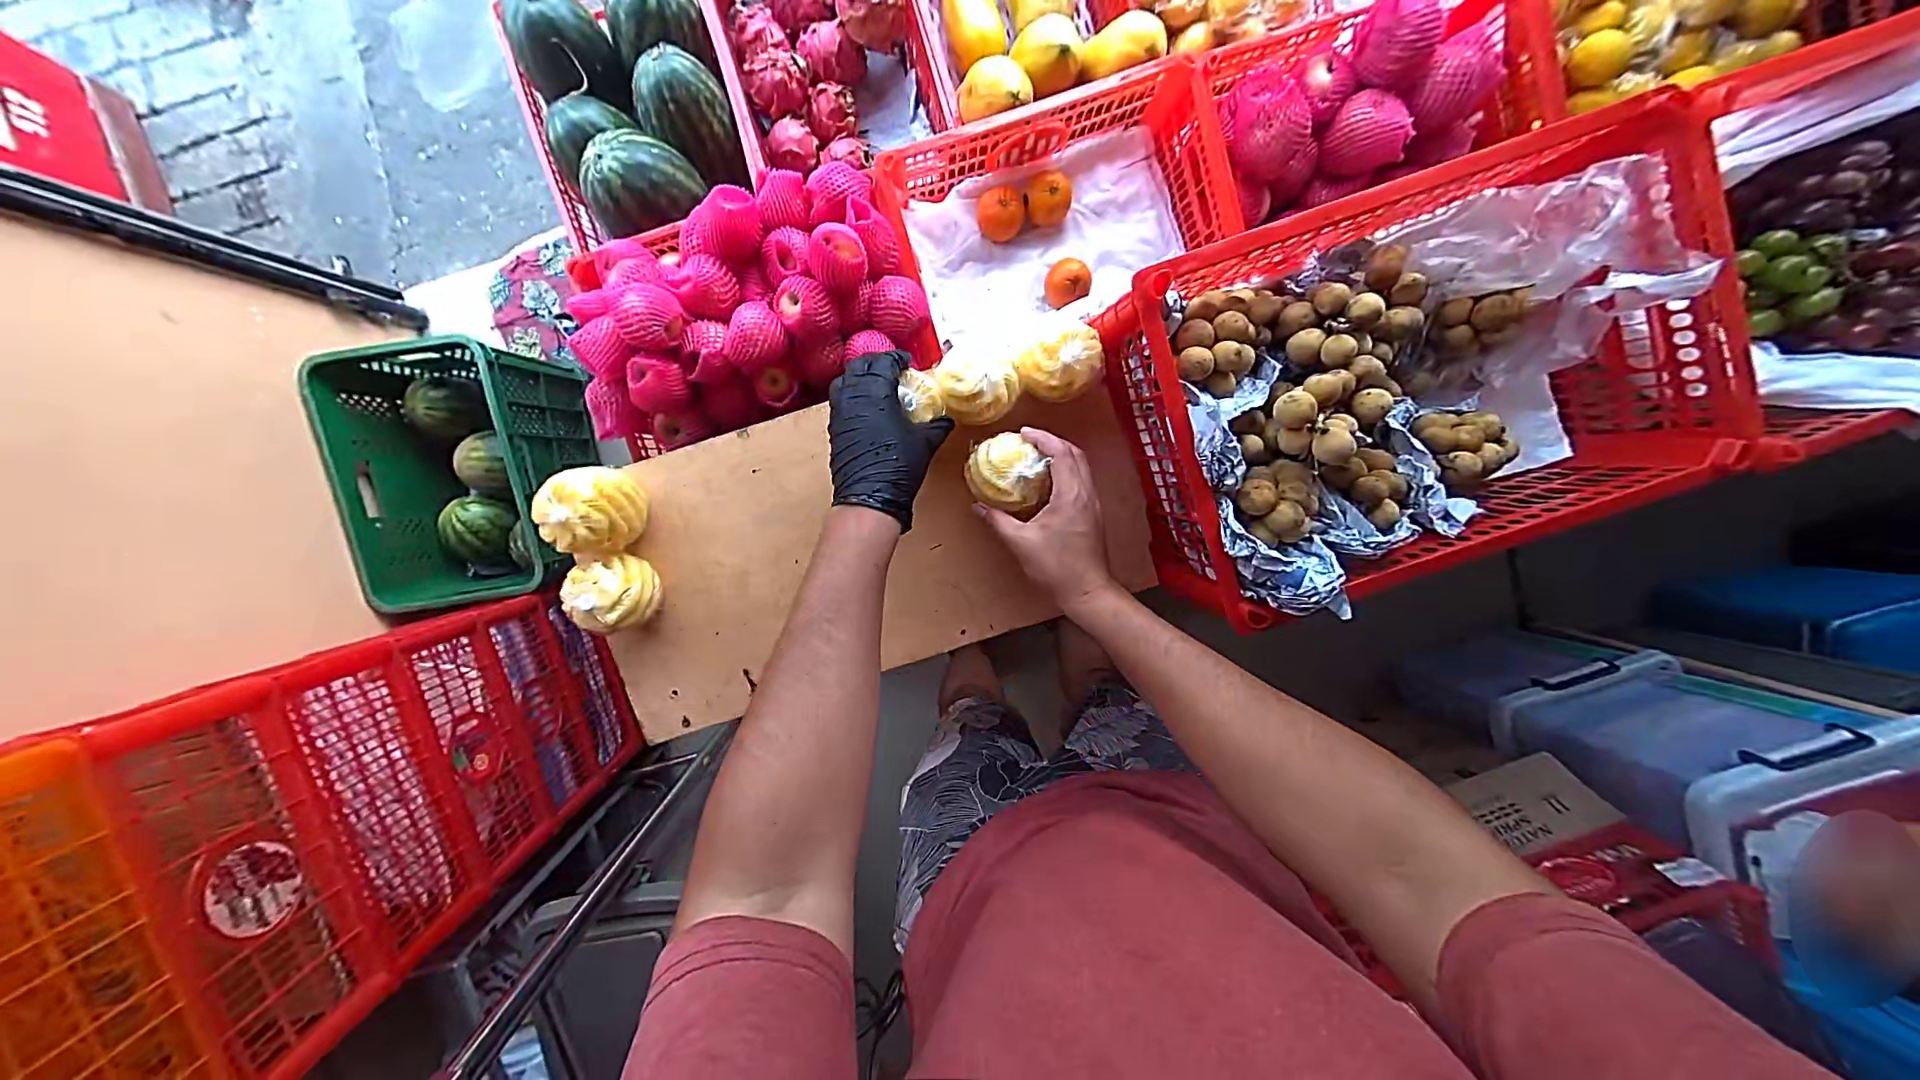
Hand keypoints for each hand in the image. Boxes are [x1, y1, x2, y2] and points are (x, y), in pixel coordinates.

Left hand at [828, 350, 953, 531]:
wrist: (870, 496)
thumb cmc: (899, 466)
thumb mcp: (925, 442)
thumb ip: (937, 425)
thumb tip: (947, 419)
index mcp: (876, 392)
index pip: (883, 362)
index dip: (896, 359)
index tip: (907, 362)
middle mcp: (853, 396)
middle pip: (860, 366)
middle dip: (876, 363)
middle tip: (892, 370)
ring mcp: (840, 412)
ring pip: (845, 381)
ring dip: (860, 377)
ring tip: (877, 385)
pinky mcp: (834, 428)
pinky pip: (840, 400)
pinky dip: (852, 395)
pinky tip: (866, 407)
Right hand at [974, 428, 1118, 612]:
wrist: (1087, 592)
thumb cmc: (1058, 568)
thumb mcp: (1020, 542)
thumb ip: (998, 521)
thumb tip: (979, 507)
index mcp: (1071, 495)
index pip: (1061, 453)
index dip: (1043, 438)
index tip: (1024, 433)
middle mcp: (1086, 495)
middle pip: (1075, 454)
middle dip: (1053, 442)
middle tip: (1030, 441)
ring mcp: (1093, 504)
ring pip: (1082, 467)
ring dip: (1062, 456)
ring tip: (1037, 457)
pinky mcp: (1093, 515)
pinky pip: (1082, 481)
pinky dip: (1066, 472)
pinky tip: (1048, 482)